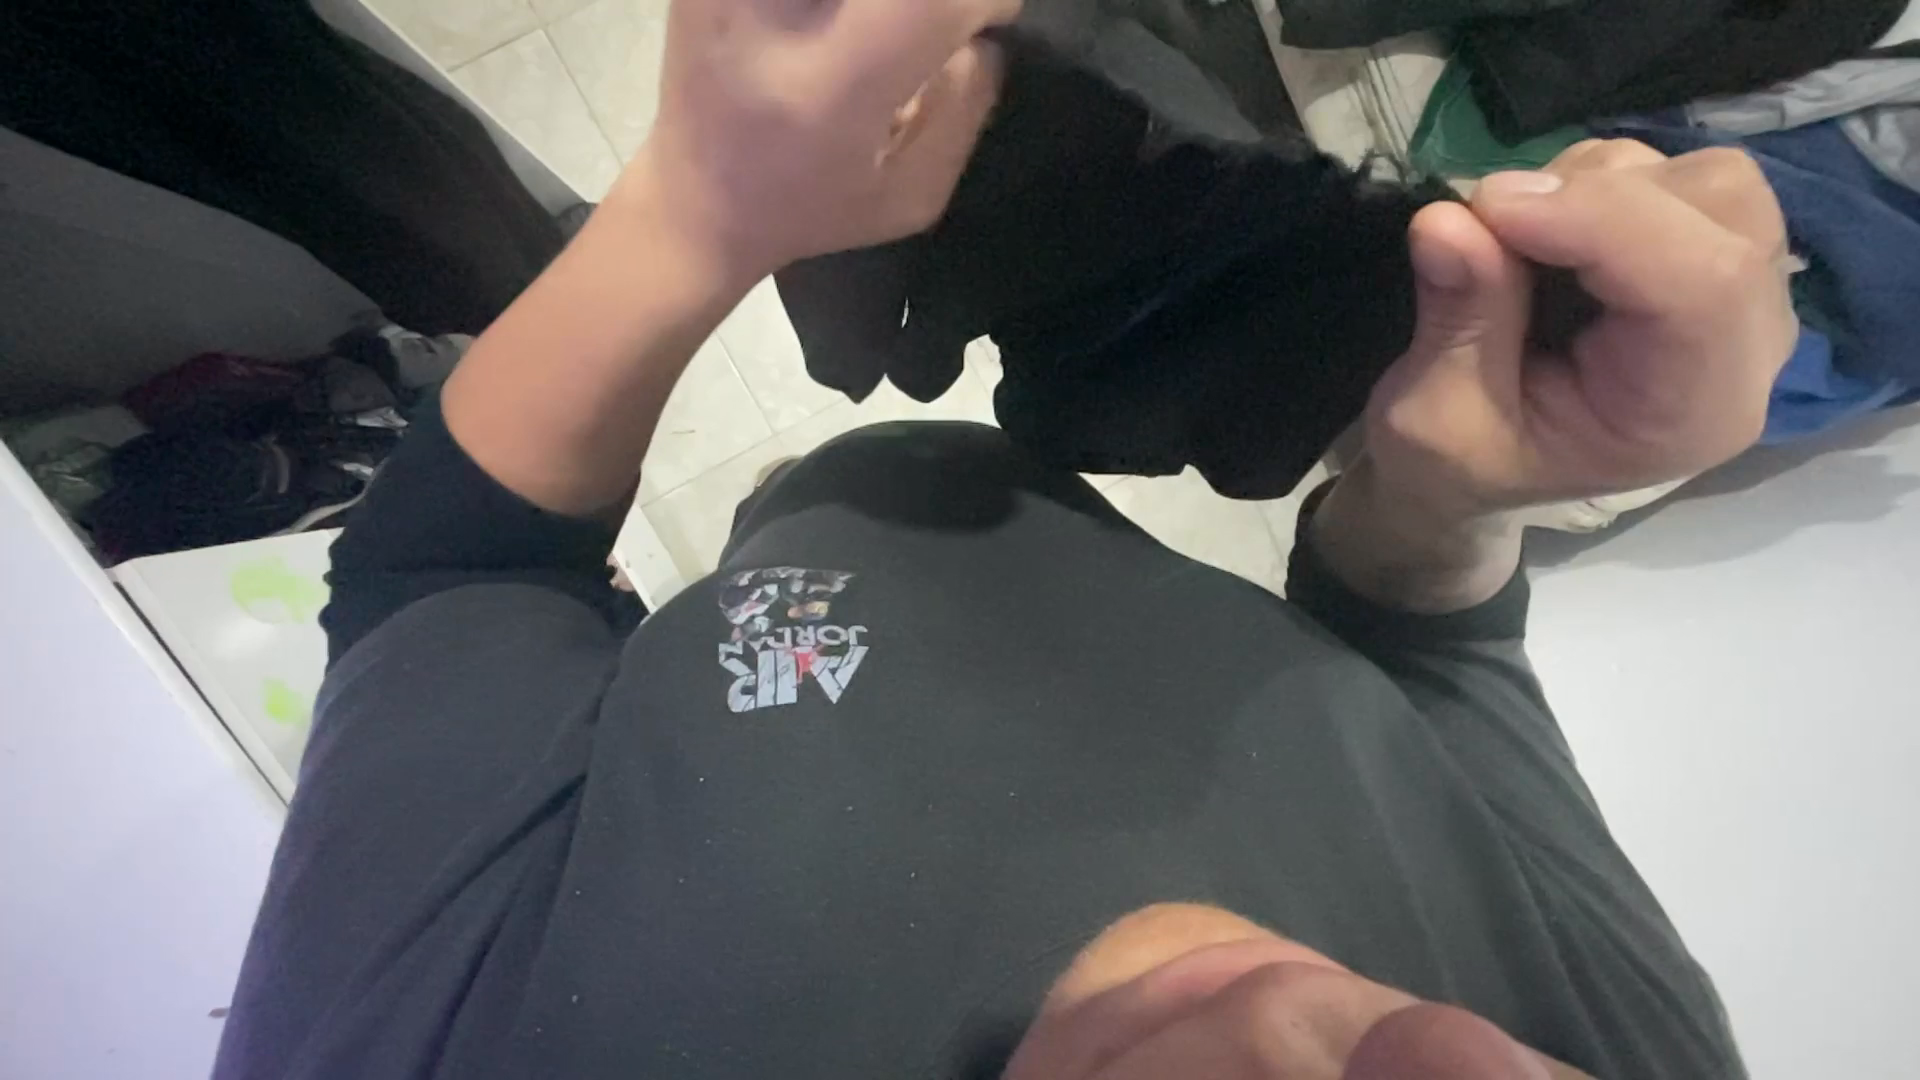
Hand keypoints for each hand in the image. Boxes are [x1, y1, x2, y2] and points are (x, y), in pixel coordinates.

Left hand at [625, 0, 1019, 282]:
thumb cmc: (811, 215)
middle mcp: (777, 13)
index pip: (932, 2)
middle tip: (938, 27)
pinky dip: (838, 13)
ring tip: (884, 39)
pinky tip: (839, 30)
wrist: (698, 204)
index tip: (997, 18)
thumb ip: (962, 117)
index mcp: (832, 88)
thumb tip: (984, 39)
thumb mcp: (907, 201)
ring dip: (885, 11)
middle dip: (934, 1)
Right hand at [1363, 140, 1798, 522]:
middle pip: (1718, 213)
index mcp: (1684, 414)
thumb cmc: (1450, 466)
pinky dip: (1592, 186)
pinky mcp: (1703, 264)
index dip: (1601, 223)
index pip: (1699, 286)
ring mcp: (1733, 299)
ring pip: (1702, 182)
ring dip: (1588, 187)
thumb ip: (1454, 320)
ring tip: (1504, 237)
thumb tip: (1444, 217)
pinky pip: (1678, 185)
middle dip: (1590, 198)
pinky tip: (1535, 233)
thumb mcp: (1429, 415)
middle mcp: (1742, 347)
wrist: (1465, 477)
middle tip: (1482, 222)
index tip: (1484, 206)